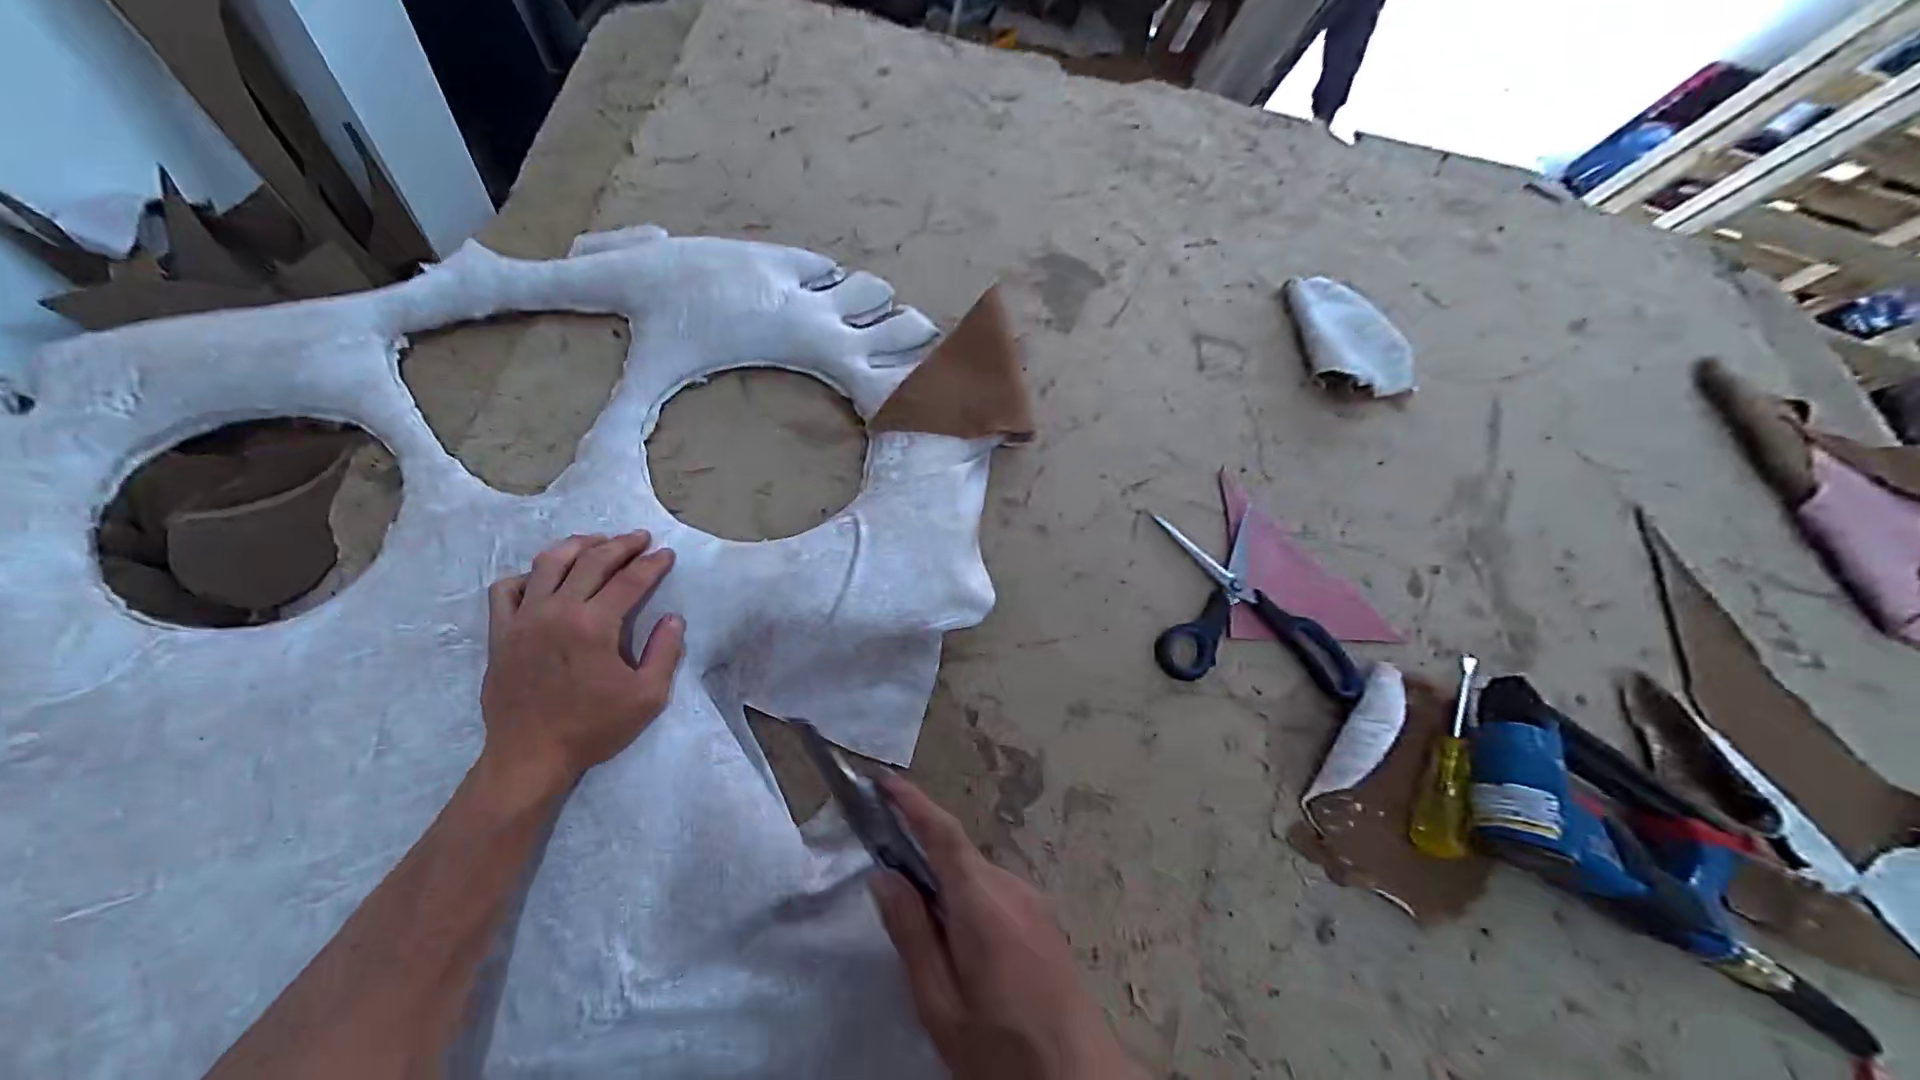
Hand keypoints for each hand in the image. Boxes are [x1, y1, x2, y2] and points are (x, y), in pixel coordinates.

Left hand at [478, 532, 685, 797]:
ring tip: (596, 542)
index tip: (666, 553)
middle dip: (621, 545)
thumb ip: (665, 652)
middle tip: (640, 538)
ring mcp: (522, 619)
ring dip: (577, 546)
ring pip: (547, 564)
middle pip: (591, 561)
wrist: (529, 756)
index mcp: (593, 625)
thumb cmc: (592, 727)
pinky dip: (528, 575)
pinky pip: (507, 589)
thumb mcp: (647, 697)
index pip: (629, 580)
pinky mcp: (500, 633)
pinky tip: (543, 578)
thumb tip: (672, 618)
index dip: (652, 564)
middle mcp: (556, 611)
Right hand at [870, 776, 1145, 1079]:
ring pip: (976, 877)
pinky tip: (965, 949)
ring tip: (929, 940)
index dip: (912, 801)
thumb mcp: (941, 1005)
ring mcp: (1034, 901)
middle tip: (890, 893)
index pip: (942, 833)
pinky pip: (995, 892)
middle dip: (921, 861)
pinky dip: (969, 902)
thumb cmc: (1002, 1049)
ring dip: (947, 890)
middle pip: (957, 856)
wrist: (1082, 1079)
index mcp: (983, 904)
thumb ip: (912, 934)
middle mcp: (1012, 888)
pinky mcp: (1044, 918)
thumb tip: (884, 876)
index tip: (884, 779)